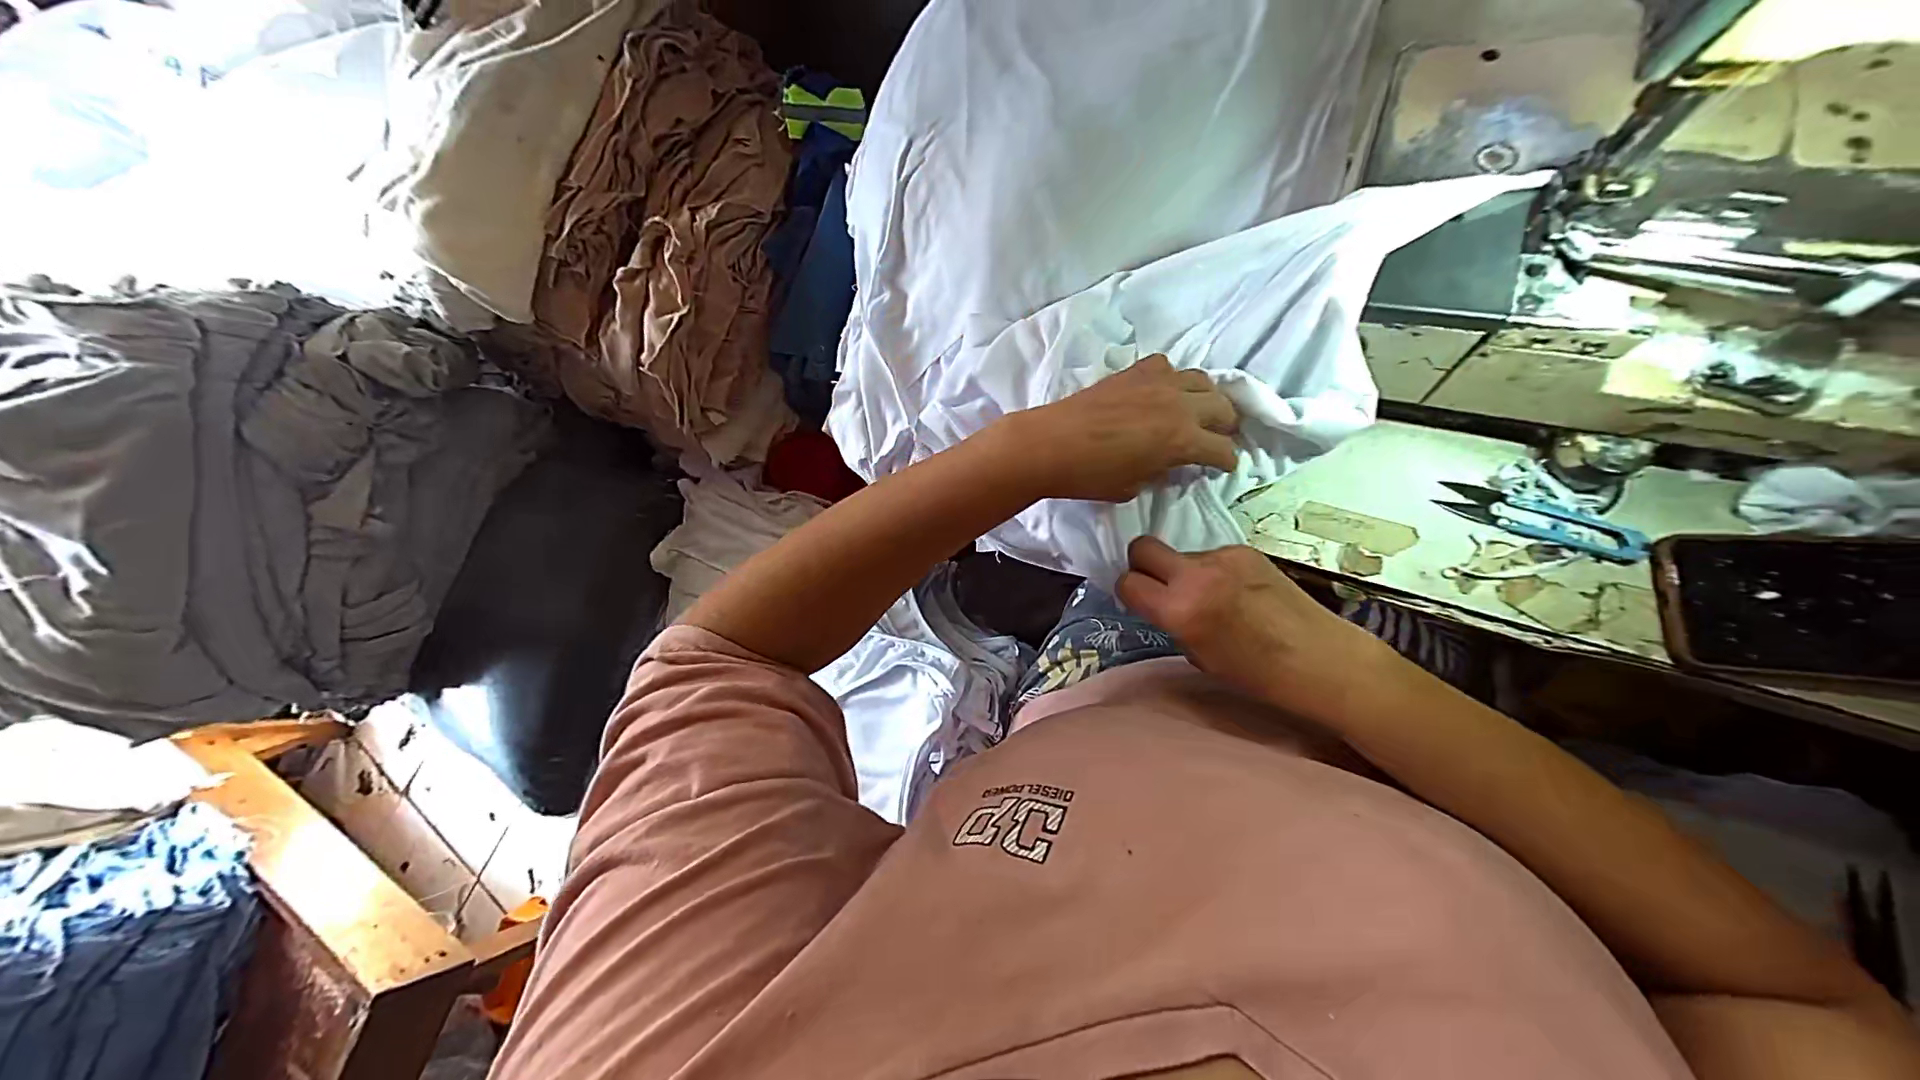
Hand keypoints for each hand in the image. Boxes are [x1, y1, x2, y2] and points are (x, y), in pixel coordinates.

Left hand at [1006, 354, 1238, 502]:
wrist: (1050, 444)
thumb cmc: (1089, 475)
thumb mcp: (1134, 485)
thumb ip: (1160, 470)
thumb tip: (1169, 462)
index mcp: (1182, 439)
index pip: (1222, 449)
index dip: (1226, 461)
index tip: (1223, 466)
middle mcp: (1179, 405)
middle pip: (1223, 407)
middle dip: (1226, 425)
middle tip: (1217, 436)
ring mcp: (1158, 383)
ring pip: (1201, 380)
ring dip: (1206, 397)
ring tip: (1197, 410)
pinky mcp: (1135, 371)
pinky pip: (1167, 366)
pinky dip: (1172, 379)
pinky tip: (1161, 392)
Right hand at [1116, 536, 1406, 720]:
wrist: (1323, 660)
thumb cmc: (1258, 675)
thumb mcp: (1199, 656)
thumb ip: (1172, 623)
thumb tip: (1162, 604)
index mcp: (1179, 609)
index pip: (1127, 582)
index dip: (1130, 592)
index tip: (1141, 602)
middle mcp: (1196, 575)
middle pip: (1142, 547)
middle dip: (1143, 564)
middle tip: (1160, 586)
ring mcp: (1224, 557)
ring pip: (1182, 553)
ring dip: (1185, 571)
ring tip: (1215, 599)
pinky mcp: (1247, 550)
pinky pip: (1212, 556)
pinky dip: (1214, 571)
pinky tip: (1239, 594)